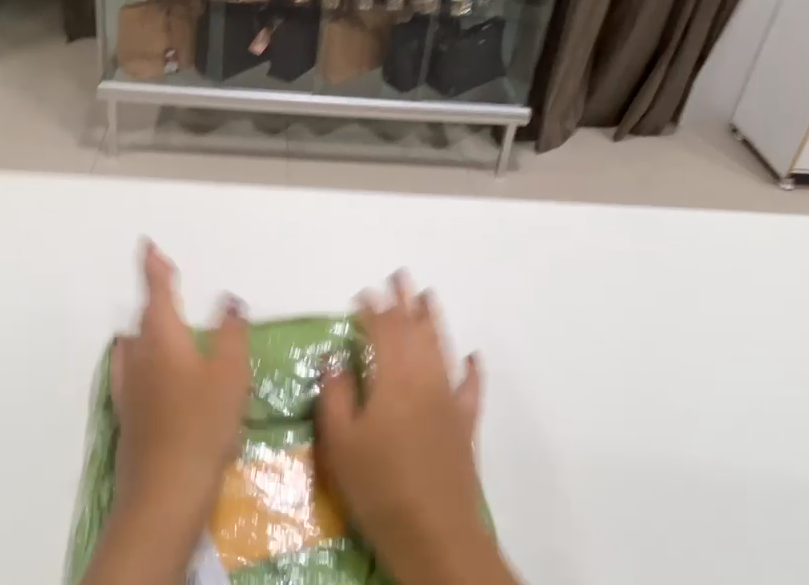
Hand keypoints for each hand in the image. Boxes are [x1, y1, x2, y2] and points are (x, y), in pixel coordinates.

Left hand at [111, 242, 248, 516]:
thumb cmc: (202, 424)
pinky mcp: (129, 416)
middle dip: (154, 296)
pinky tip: (148, 370)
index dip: (153, 268)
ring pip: (135, 345)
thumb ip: (231, 332)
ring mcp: (130, 388)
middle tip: (166, 280)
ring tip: (161, 321)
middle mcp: (139, 356)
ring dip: (147, 327)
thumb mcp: (230, 373)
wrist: (164, 492)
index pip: (155, 292)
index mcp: (163, 338)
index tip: (148, 246)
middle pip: (144, 317)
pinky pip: (132, 370)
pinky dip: (142, 356)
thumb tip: (228, 300)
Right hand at [317, 273, 516, 584]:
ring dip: (433, 320)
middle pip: (414, 331)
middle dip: (404, 303)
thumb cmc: (378, 487)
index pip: (382, 331)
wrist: (435, 534)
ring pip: (442, 348)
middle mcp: (425, 379)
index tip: (362, 293)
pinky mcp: (466, 425)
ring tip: (427, 296)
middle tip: (399, 276)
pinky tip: (473, 356)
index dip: (372, 310)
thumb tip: (335, 357)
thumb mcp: (340, 442)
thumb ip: (335, 394)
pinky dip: (472, 369)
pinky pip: (471, 388)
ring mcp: (449, 401)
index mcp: (392, 378)